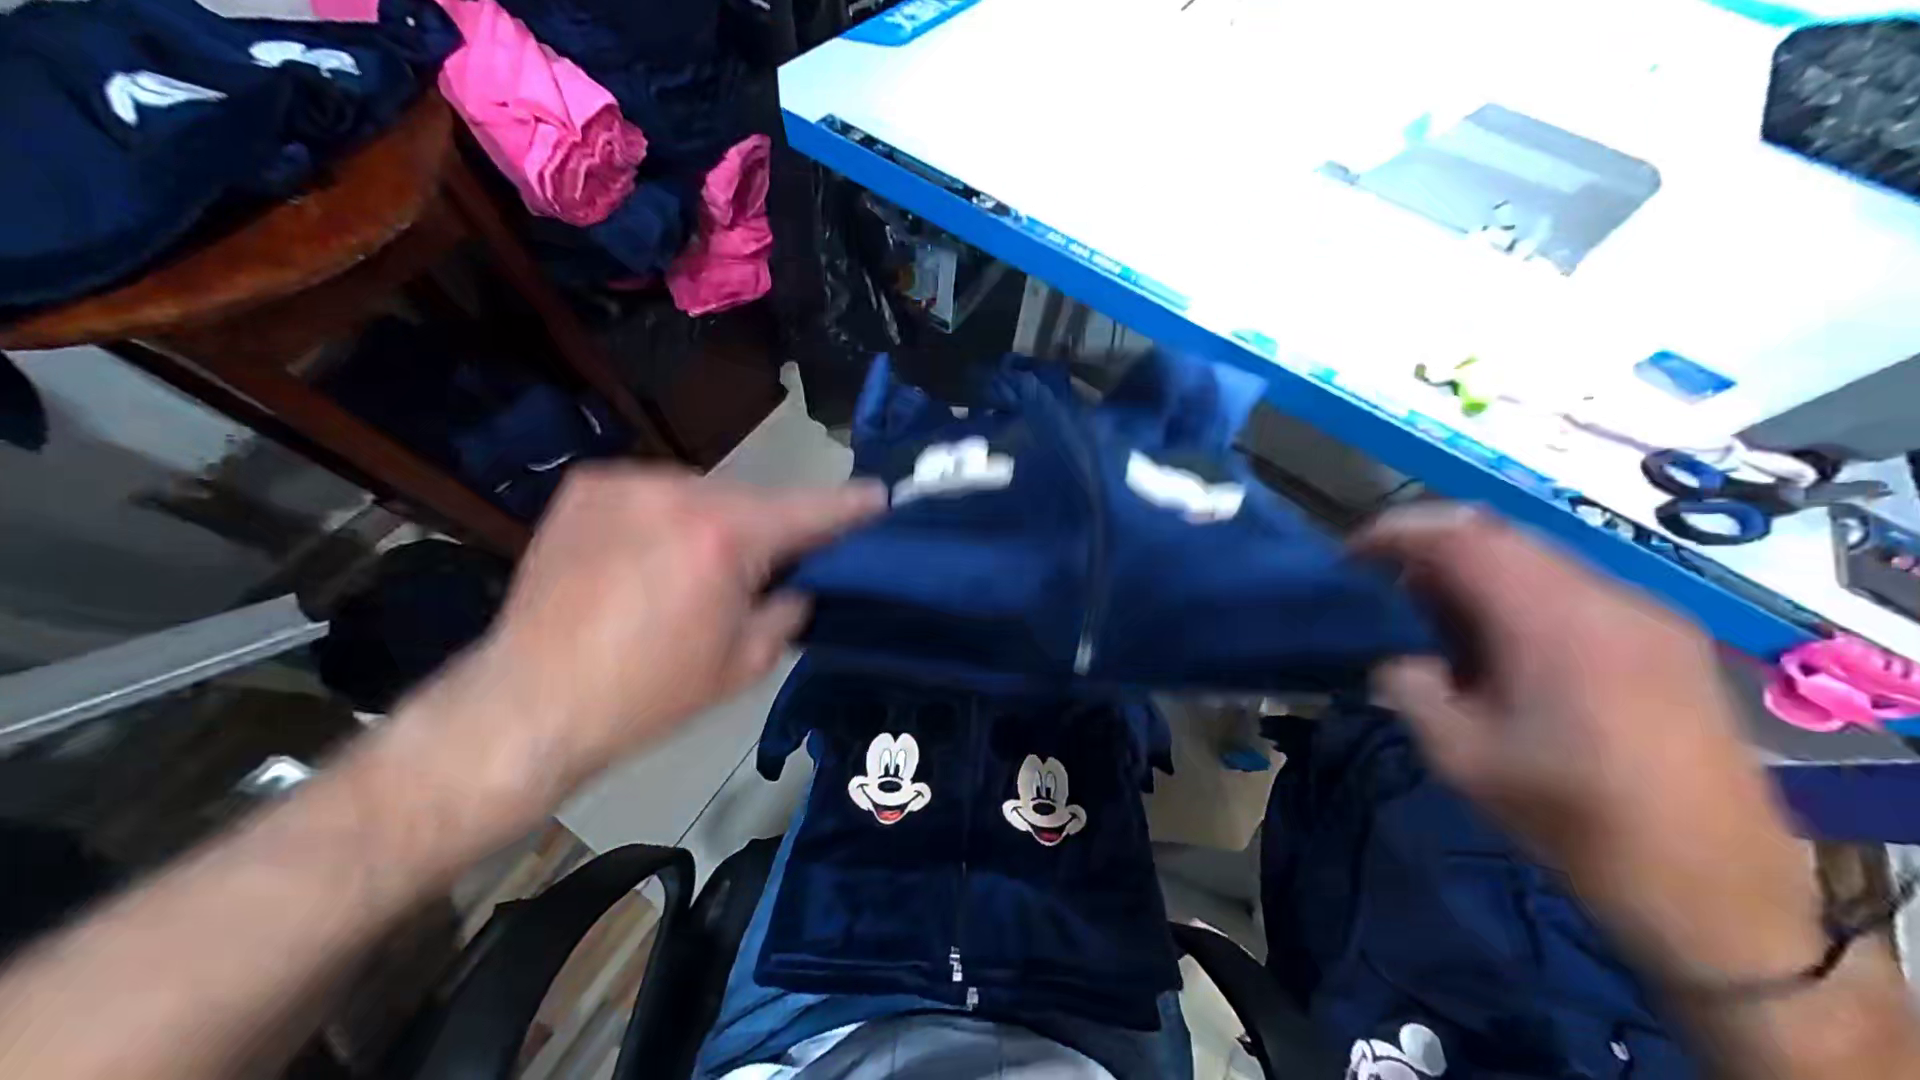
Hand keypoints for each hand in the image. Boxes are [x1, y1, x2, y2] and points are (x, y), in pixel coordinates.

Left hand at [409, 466, 884, 801]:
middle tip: (767, 569)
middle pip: (754, 501)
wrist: (530, 702)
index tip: (880, 499)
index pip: (810, 511)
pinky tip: (650, 558)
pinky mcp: (588, 487)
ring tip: (695, 572)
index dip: (851, 507)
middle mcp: (677, 493)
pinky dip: (669, 518)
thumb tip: (800, 581)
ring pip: (704, 494)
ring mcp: (627, 483)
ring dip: (716, 523)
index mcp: (724, 539)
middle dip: (770, 530)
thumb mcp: (746, 661)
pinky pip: (656, 493)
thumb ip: (790, 606)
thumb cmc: (648, 693)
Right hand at [1356, 504, 1823, 982]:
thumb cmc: (1570, 815)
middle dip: (1433, 545)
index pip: (1463, 539)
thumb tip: (1399, 661)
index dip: (1399, 532)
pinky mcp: (1666, 639)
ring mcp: (1646, 616)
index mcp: (1553, 623)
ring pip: (1539, 558)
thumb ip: (1411, 688)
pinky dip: (1517, 591)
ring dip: (1476, 568)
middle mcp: (1607, 601)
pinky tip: (1498, 636)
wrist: (1709, 883)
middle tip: (1386, 578)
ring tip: (1434, 607)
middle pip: (1502, 536)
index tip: (1353, 552)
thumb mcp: (1458, 755)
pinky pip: (1572, 587)